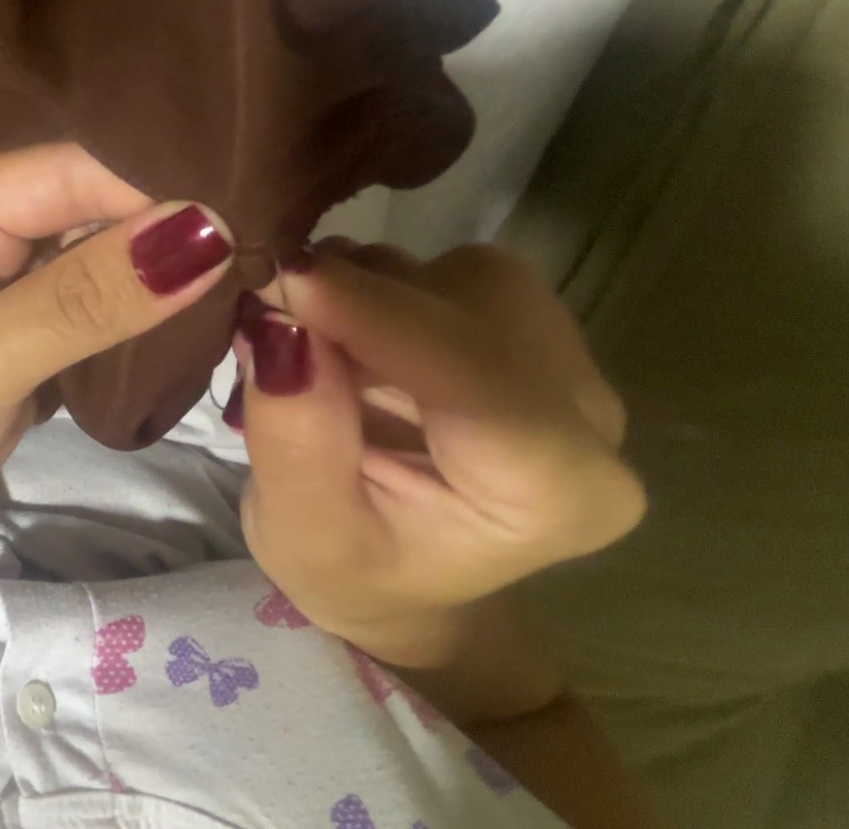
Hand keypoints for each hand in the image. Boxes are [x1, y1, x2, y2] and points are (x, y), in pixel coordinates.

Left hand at [0, 143, 235, 570]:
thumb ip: (82, 301)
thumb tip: (203, 232)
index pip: (71, 169)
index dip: (157, 183)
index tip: (253, 210)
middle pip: (94, 205)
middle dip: (172, 225)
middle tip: (275, 243)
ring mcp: (7, 284)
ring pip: (103, 256)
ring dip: (165, 271)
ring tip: (260, 274)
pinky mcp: (27, 333)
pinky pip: (97, 307)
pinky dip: (142, 314)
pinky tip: (205, 315)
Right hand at [235, 241, 644, 670]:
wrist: (395, 575)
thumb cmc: (348, 570)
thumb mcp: (300, 530)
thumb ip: (294, 441)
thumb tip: (280, 326)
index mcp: (550, 494)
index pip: (474, 373)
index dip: (372, 313)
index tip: (274, 277)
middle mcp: (583, 421)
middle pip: (480, 304)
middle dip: (362, 293)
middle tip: (265, 309)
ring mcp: (564, 370)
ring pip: (465, 276)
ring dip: (365, 284)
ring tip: (301, 337)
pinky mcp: (527, 338)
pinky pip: (448, 273)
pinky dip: (373, 282)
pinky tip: (335, 329)